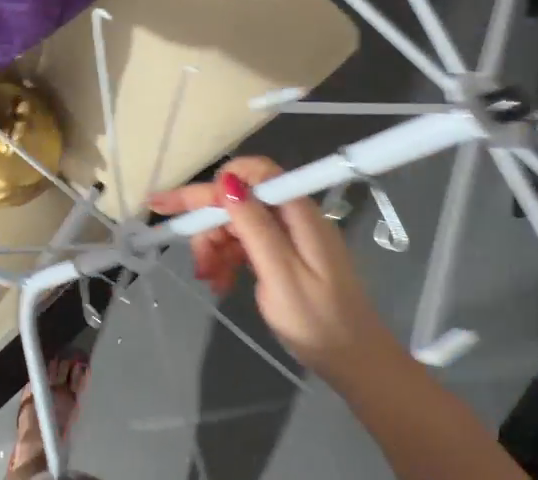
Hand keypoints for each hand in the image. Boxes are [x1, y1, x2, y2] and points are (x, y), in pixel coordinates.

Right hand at [148, 156, 395, 386]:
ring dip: (215, 245)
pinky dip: (228, 258)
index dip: (215, 181)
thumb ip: (255, 226)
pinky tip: (220, 282)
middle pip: (239, 199)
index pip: (253, 173)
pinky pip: (247, 243)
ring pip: (238, 222)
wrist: (358, 365)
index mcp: (298, 214)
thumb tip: (228, 181)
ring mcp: (290, 236)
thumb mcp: (281, 275)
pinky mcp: (285, 255)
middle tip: (180, 245)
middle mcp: (293, 217)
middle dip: (208, 221)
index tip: (182, 204)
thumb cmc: (318, 322)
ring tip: (208, 278)